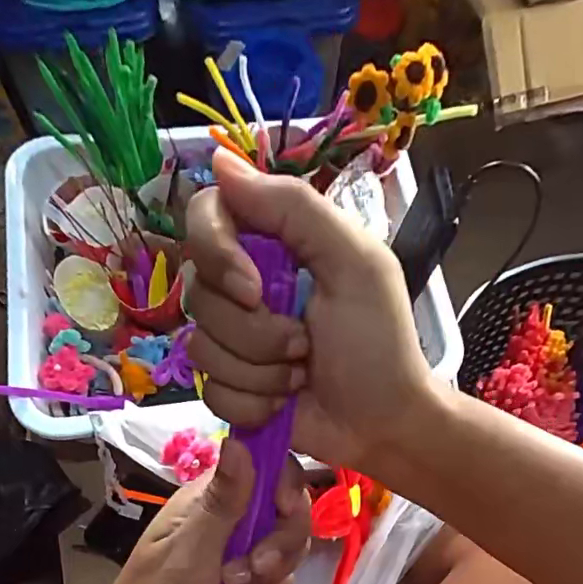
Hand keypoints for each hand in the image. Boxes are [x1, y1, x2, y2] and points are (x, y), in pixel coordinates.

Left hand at [65, 438, 308, 583]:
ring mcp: (247, 550)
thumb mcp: (191, 548)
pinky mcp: (255, 582)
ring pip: (291, 548)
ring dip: (271, 574)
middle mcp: (236, 516)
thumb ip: (224, 500)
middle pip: (291, 511)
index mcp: (213, 495)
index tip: (285, 509)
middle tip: (257, 566)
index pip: (270, 468)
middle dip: (281, 542)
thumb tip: (239, 438)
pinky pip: (284, 581)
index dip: (286, 485)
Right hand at [183, 150, 440, 469]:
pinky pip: (212, 392)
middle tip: (304, 345)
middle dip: (255, 331)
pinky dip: (253, 404)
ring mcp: (238, 341)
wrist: (383, 422)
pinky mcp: (234, 387)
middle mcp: (247, 288)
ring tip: (300, 375)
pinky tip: (284, 403)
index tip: (254, 291)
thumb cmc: (378, 342)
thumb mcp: (354, 262)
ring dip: (259, 371)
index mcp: (276, 246)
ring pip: (203, 348)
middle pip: (199, 292)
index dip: (217, 253)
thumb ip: (294, 206)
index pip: (207, 218)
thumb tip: (219, 161)